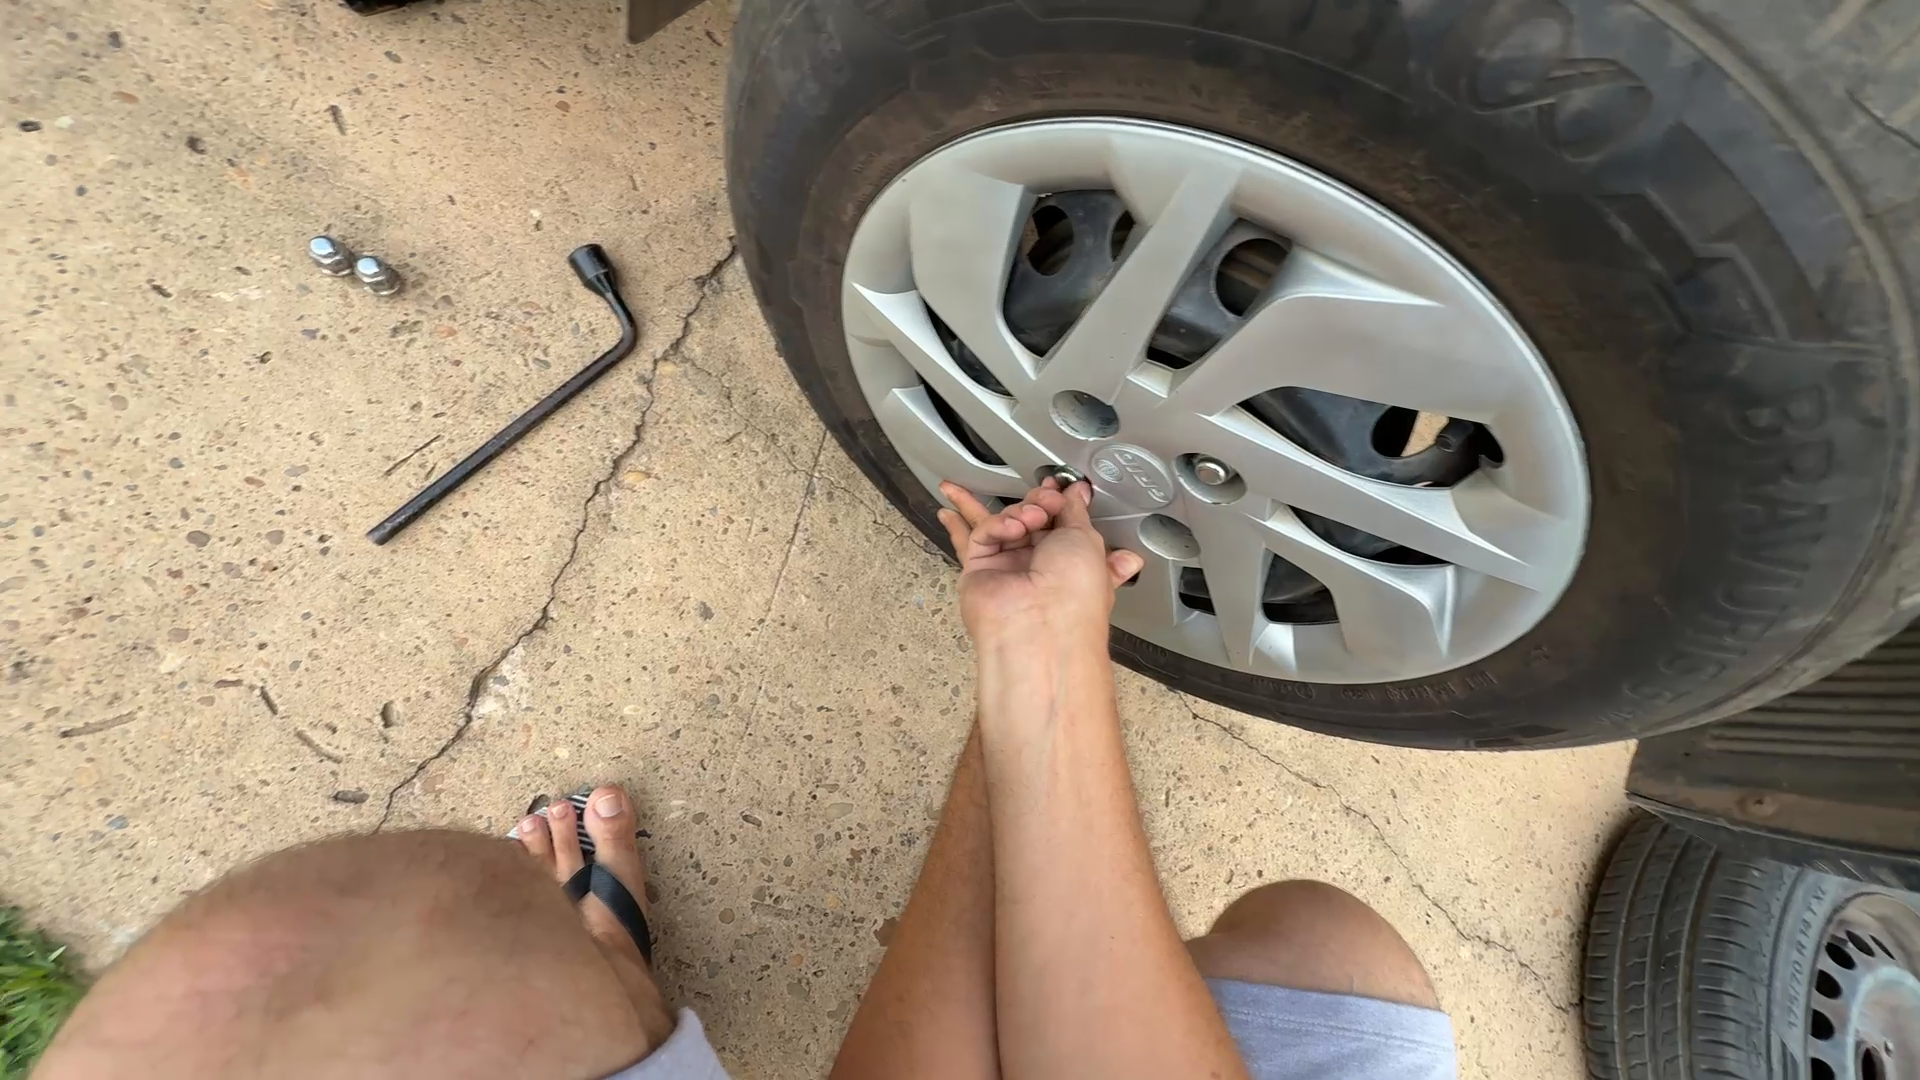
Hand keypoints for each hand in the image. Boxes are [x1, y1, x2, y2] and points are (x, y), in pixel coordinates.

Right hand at [937, 478, 1144, 644]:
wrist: (1041, 623)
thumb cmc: (1075, 593)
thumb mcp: (1087, 537)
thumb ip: (1075, 509)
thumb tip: (1076, 493)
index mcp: (1070, 562)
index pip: (1058, 521)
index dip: (1057, 500)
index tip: (1057, 484)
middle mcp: (1038, 567)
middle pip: (1028, 519)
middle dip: (1037, 503)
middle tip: (1045, 503)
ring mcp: (1007, 568)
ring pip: (1002, 523)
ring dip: (1016, 513)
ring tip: (1028, 518)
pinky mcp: (979, 569)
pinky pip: (980, 533)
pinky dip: (995, 524)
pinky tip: (1007, 528)